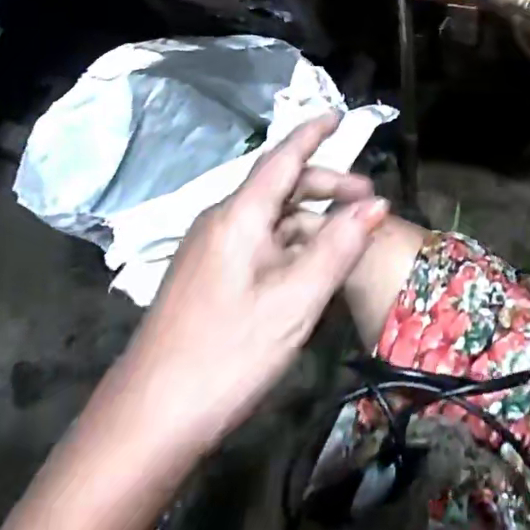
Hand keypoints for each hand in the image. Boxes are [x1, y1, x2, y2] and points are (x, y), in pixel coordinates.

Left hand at [117, 116, 389, 451]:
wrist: (151, 414)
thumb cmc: (228, 351)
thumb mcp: (295, 301)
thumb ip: (338, 247)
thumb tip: (377, 203)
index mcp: (238, 215)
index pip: (282, 157)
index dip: (313, 133)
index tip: (340, 115)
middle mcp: (221, 220)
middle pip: (279, 186)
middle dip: (325, 186)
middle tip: (370, 202)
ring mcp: (210, 248)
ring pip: (269, 218)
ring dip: (310, 219)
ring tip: (348, 238)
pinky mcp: (207, 274)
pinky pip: (257, 242)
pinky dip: (289, 243)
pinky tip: (309, 269)